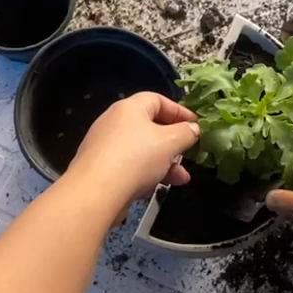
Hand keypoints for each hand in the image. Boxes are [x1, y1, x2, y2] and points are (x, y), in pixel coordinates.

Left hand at [62, 92, 199, 210]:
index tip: (196, 125)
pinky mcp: (101, 169)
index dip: (179, 111)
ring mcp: (105, 146)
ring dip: (164, 163)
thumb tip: (194, 128)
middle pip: (150, 127)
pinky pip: (130, 166)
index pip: (158, 100)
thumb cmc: (136, 158)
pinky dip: (146, 174)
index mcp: (129, 108)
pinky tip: (157, 187)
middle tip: (189, 152)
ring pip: (142, 150)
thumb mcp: (170, 142)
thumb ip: (186, 133)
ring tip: (181, 178)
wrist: (96, 192)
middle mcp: (114, 122)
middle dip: (173, 142)